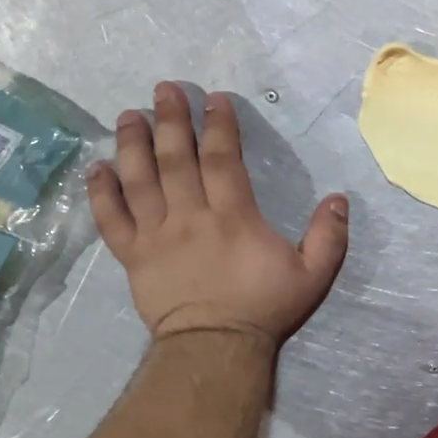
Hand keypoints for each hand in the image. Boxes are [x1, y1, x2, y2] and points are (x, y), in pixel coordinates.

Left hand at [87, 82, 348, 346]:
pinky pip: (111, 219)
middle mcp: (190, 216)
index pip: (222, 159)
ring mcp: (157, 235)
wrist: (216, 347)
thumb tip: (340, 199)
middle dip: (171, 120)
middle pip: (175, 159)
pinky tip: (98, 167)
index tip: (215, 99)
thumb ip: (328, 235)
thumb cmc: (265, 307)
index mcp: (234, 216)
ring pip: (139, 180)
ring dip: (133, 143)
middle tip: (165, 90)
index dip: (218, 125)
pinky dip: (102, 192)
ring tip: (130, 115)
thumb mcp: (313, 274)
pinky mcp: (133, 256)